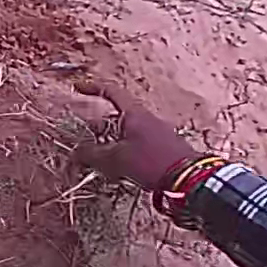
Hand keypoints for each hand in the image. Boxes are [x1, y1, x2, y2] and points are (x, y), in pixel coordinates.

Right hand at [72, 79, 197, 190]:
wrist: (191, 179)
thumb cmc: (151, 161)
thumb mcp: (115, 159)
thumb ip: (91, 154)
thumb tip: (75, 153)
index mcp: (134, 114)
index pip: (112, 92)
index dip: (93, 88)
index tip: (78, 87)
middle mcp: (146, 119)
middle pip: (115, 115)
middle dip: (97, 125)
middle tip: (83, 136)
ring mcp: (156, 132)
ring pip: (124, 130)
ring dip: (108, 139)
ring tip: (97, 154)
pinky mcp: (162, 146)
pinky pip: (135, 141)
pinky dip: (121, 148)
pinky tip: (116, 163)